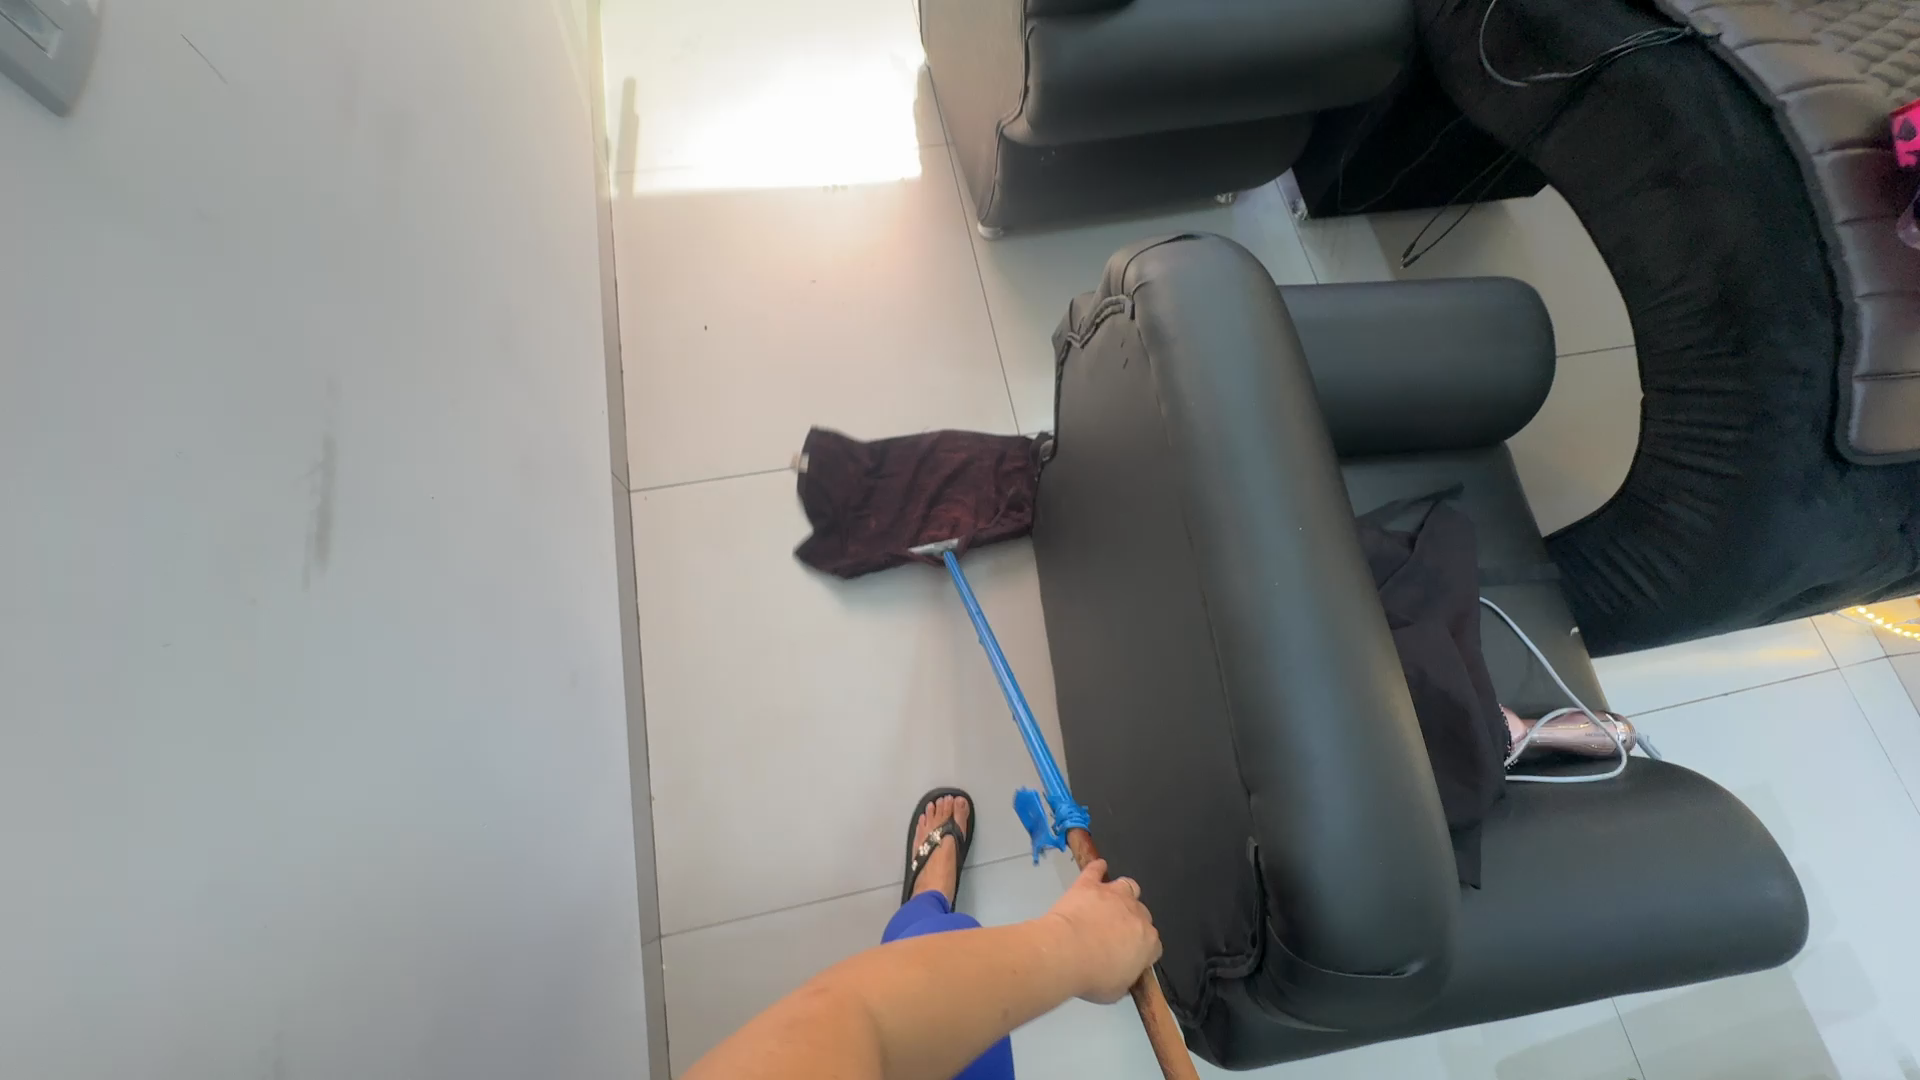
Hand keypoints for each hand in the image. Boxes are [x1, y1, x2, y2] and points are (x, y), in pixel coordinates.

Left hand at [1042, 860, 1162, 1003]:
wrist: (1065, 952)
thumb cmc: (1093, 976)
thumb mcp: (1116, 991)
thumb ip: (1125, 978)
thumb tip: (1122, 973)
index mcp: (1147, 941)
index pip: (1154, 945)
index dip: (1143, 952)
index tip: (1131, 958)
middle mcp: (1135, 913)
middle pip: (1142, 914)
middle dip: (1133, 922)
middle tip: (1117, 934)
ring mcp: (1112, 895)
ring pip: (1128, 886)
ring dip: (1123, 893)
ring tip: (1113, 901)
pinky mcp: (1089, 884)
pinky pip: (1096, 869)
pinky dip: (1098, 868)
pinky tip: (1098, 867)